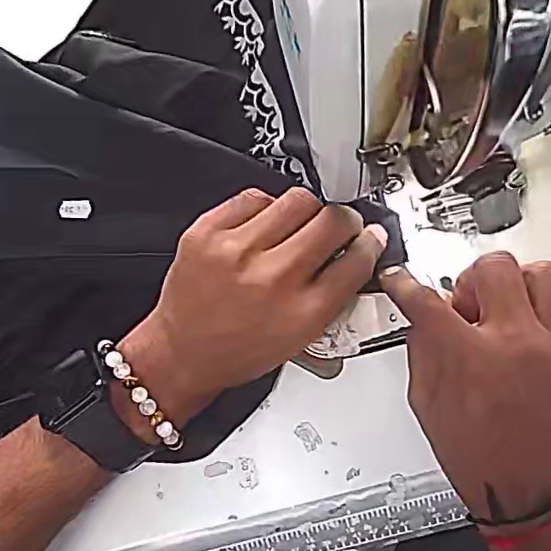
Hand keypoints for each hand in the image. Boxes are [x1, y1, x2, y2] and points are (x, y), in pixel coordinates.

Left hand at [117, 187, 385, 438]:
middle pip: (333, 221)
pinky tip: (262, 227)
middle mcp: (272, 279)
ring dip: (306, 211)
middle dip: (344, 221)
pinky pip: (255, 197)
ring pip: (298, 200)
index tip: (369, 238)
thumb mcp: (299, 341)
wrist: (181, 353)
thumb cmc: (237, 353)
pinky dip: (265, 208)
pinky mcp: (208, 233)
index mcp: (302, 314)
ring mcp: (238, 251)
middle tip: (338, 227)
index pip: (356, 261)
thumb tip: (359, 258)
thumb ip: (333, 300)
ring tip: (297, 227)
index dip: (369, 244)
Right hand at [381, 253, 550, 523]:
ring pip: (544, 274)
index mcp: (468, 357)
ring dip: (517, 283)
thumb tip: (422, 322)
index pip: (426, 301)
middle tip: (467, 303)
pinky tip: (541, 322)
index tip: (401, 281)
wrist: (532, 494)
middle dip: (469, 279)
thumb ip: (423, 354)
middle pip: (492, 268)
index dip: (404, 286)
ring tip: (507, 305)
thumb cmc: (483, 459)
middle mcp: (515, 343)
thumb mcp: (428, 406)